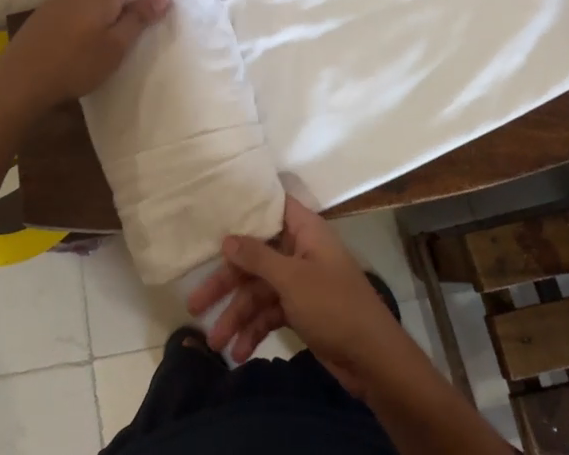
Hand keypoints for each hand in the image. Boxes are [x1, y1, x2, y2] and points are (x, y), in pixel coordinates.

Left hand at [0, 0, 172, 119]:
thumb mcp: (116, 46)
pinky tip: (93, 35)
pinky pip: (81, 0)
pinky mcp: (49, 9)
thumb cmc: (75, 63)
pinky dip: (96, 9)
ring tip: (123, 29)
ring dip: (116, 1)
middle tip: (150, 16)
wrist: (20, 80)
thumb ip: (140, 17)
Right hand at [187, 196, 409, 392]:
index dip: (244, 208)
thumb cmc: (335, 307)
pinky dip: (254, 331)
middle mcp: (300, 252)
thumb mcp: (292, 280)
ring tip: (215, 344)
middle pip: (254, 259)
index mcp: (305, 231)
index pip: (270, 208)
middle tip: (193, 305)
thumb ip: (257, 257)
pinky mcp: (301, 311)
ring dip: (237, 316)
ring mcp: (300, 283)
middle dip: (226, 284)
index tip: (211, 212)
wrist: (374, 360)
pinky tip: (239, 352)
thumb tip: (226, 238)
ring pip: (258, 291)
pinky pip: (269, 314)